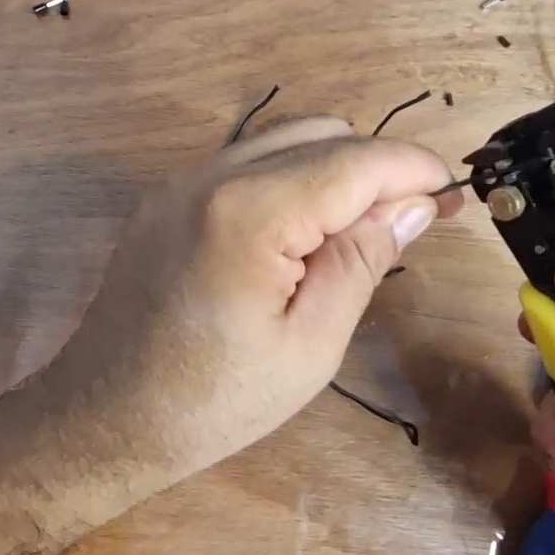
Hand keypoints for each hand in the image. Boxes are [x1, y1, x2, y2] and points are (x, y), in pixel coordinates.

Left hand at [40, 116, 462, 482]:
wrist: (104, 418)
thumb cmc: (212, 402)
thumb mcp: (309, 346)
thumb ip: (361, 262)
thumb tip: (411, 205)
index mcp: (251, 213)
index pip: (355, 160)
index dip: (413, 169)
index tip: (450, 196)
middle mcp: (211, 176)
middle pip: (321, 136)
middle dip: (376, 170)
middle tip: (407, 225)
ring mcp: (180, 183)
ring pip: (281, 143)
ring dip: (332, 171)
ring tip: (354, 235)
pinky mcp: (164, 201)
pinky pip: (243, 165)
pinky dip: (287, 182)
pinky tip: (297, 237)